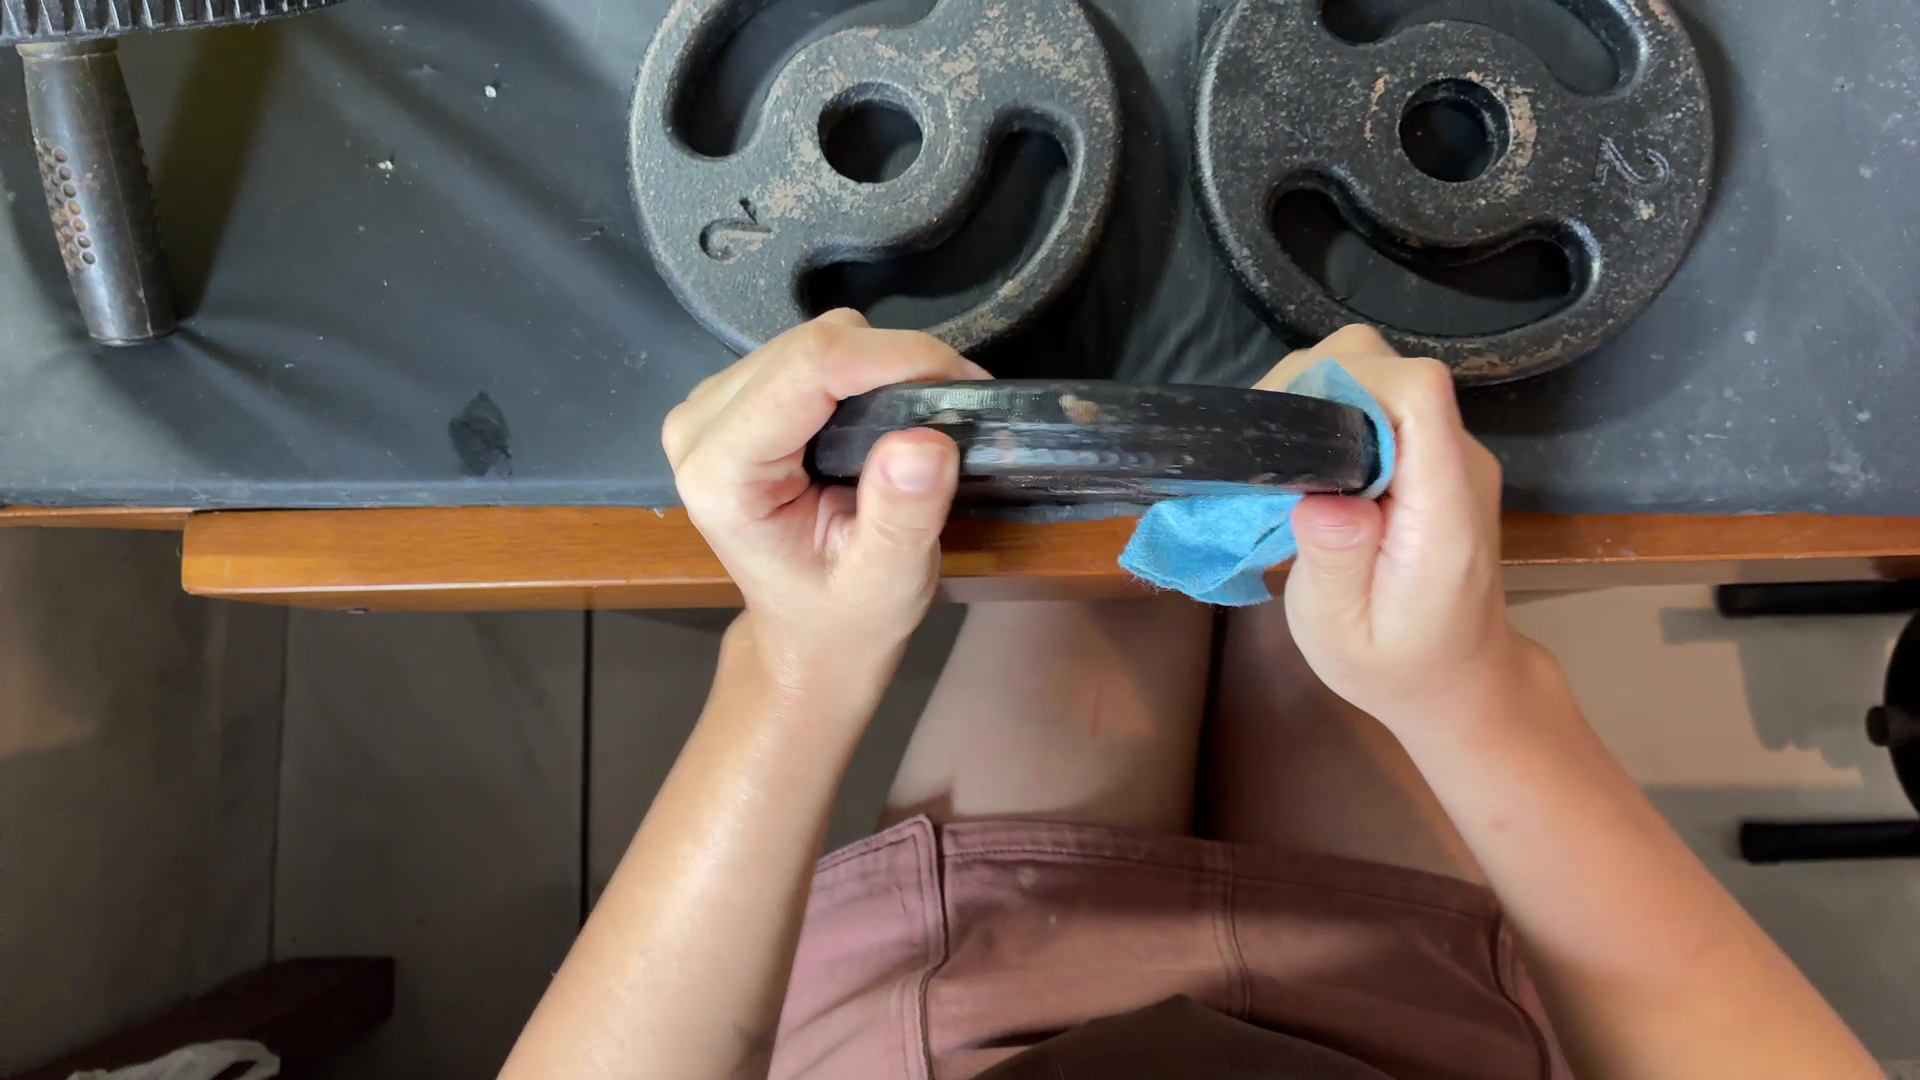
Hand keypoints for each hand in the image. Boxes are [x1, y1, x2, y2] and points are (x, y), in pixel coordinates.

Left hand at [663, 310, 989, 697]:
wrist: (811, 636)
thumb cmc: (844, 619)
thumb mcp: (887, 581)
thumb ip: (902, 515)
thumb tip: (927, 441)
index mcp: (723, 473)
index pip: (809, 367)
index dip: (896, 357)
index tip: (965, 381)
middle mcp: (701, 427)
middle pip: (811, 344)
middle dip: (897, 360)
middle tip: (955, 402)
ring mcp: (712, 410)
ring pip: (813, 340)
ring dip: (881, 365)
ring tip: (922, 416)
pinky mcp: (736, 404)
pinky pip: (810, 355)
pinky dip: (862, 372)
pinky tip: (883, 417)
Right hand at [1256, 326, 1528, 730]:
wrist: (1456, 680)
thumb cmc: (1393, 664)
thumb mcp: (1342, 632)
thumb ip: (1336, 563)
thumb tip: (1320, 500)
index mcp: (1441, 506)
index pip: (1416, 392)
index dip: (1344, 381)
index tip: (1281, 422)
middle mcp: (1454, 463)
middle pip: (1393, 368)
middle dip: (1316, 385)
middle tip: (1261, 445)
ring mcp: (1444, 457)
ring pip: (1380, 378)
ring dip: (1315, 398)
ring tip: (1272, 455)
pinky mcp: (1427, 461)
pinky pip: (1376, 407)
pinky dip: (1326, 417)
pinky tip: (1297, 464)